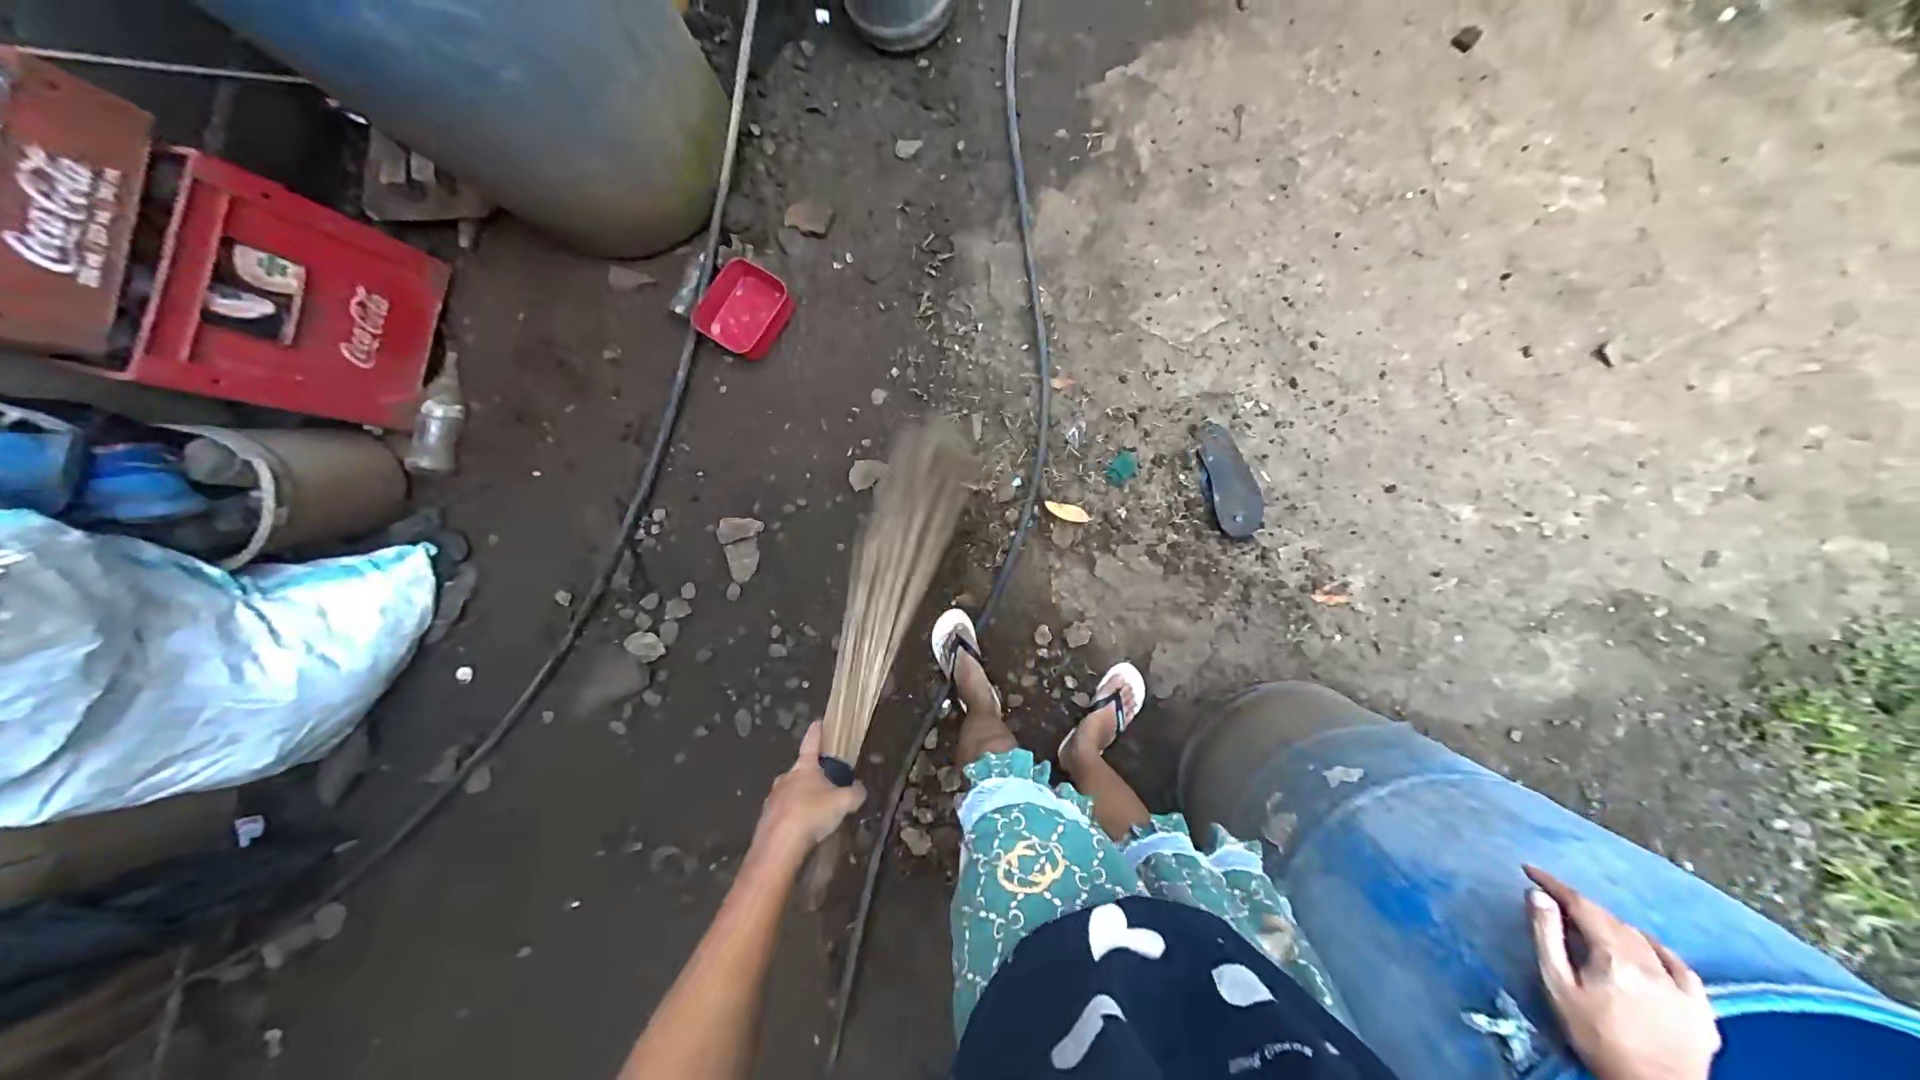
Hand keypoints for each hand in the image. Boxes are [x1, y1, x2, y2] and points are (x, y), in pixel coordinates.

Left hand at [752, 722, 865, 865]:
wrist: (779, 845)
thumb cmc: (812, 814)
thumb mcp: (844, 802)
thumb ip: (855, 793)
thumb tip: (860, 789)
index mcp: (804, 768)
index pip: (811, 744)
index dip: (816, 733)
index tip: (818, 723)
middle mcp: (786, 778)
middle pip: (800, 770)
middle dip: (810, 774)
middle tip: (823, 783)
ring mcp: (773, 798)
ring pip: (789, 792)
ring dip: (800, 797)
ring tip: (814, 811)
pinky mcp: (766, 819)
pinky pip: (783, 812)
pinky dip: (792, 816)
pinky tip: (801, 829)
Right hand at [1524, 865, 1720, 1079]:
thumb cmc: (1595, 1036)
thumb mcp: (1558, 986)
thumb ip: (1547, 937)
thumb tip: (1537, 895)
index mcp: (1614, 956)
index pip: (1582, 906)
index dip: (1554, 885)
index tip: (1530, 870)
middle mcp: (1650, 963)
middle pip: (1612, 921)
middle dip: (1582, 906)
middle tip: (1556, 904)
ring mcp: (1681, 986)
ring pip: (1643, 939)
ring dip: (1614, 926)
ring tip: (1593, 927)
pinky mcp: (1702, 1008)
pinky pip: (1680, 966)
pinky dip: (1657, 950)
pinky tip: (1648, 951)